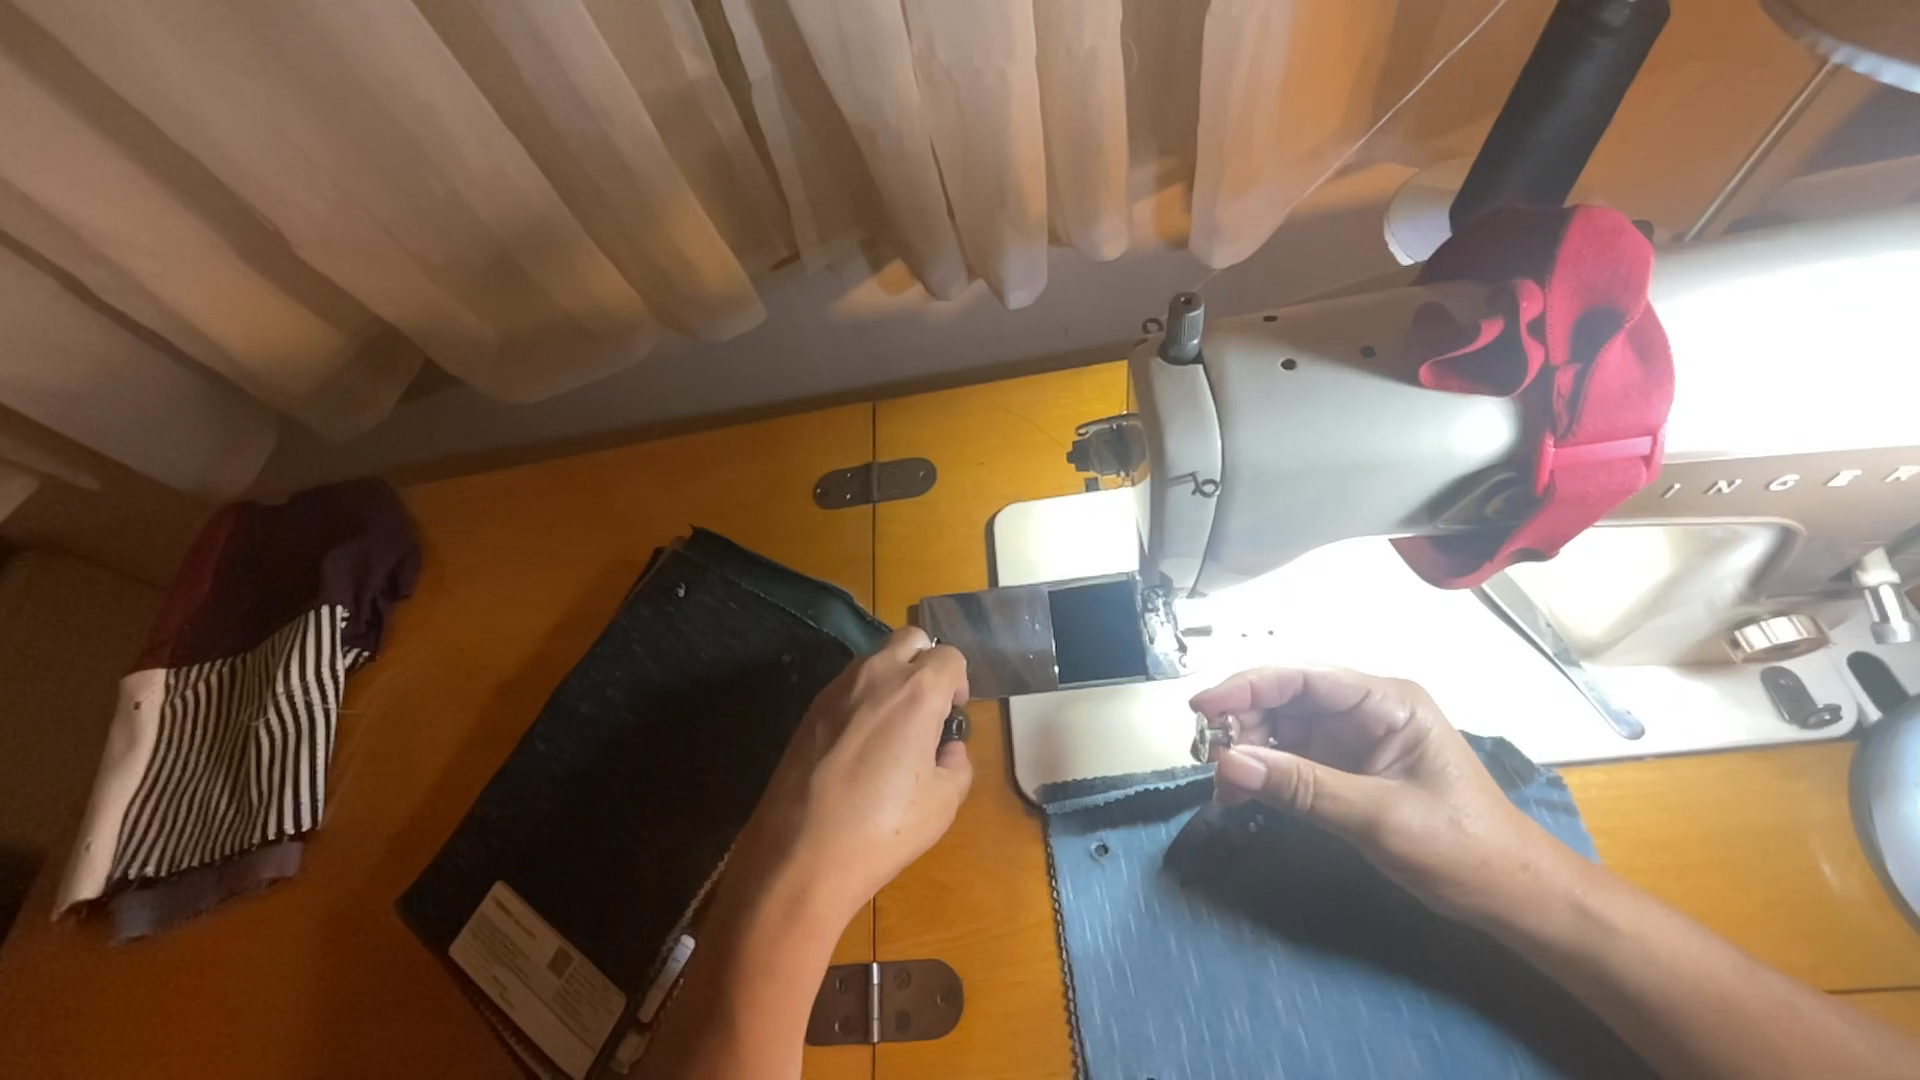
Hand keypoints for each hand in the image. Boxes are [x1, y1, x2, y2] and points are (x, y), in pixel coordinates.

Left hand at [732, 627, 973, 926]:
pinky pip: (848, 684)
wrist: (801, 854)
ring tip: (893, 727)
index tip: (953, 715)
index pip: (950, 656)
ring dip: (893, 676)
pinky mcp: (811, 709)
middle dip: (926, 662)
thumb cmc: (883, 829)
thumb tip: (947, 749)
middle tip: (928, 707)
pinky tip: (861, 743)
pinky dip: (864, 697)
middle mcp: (877, 675)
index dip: (959, 683)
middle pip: (911, 639)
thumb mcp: (944, 803)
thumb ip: (957, 763)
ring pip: (875, 658)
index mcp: (917, 691)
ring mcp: (837, 688)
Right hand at [1191, 666, 1578, 924]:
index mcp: (1385, 702)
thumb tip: (1228, 763)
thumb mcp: (1381, 817)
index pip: (1303, 679)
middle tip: (1206, 756)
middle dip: (1241, 723)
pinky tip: (1237, 794)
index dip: (1247, 686)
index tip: (1201, 708)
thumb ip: (1304, 786)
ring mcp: (1348, 741)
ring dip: (1244, 752)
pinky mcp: (1339, 770)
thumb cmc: (1463, 848)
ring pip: (1277, 730)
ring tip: (1220, 783)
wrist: (1511, 897)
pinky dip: (1259, 775)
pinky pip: (1286, 762)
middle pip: (1283, 700)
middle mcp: (1362, 712)